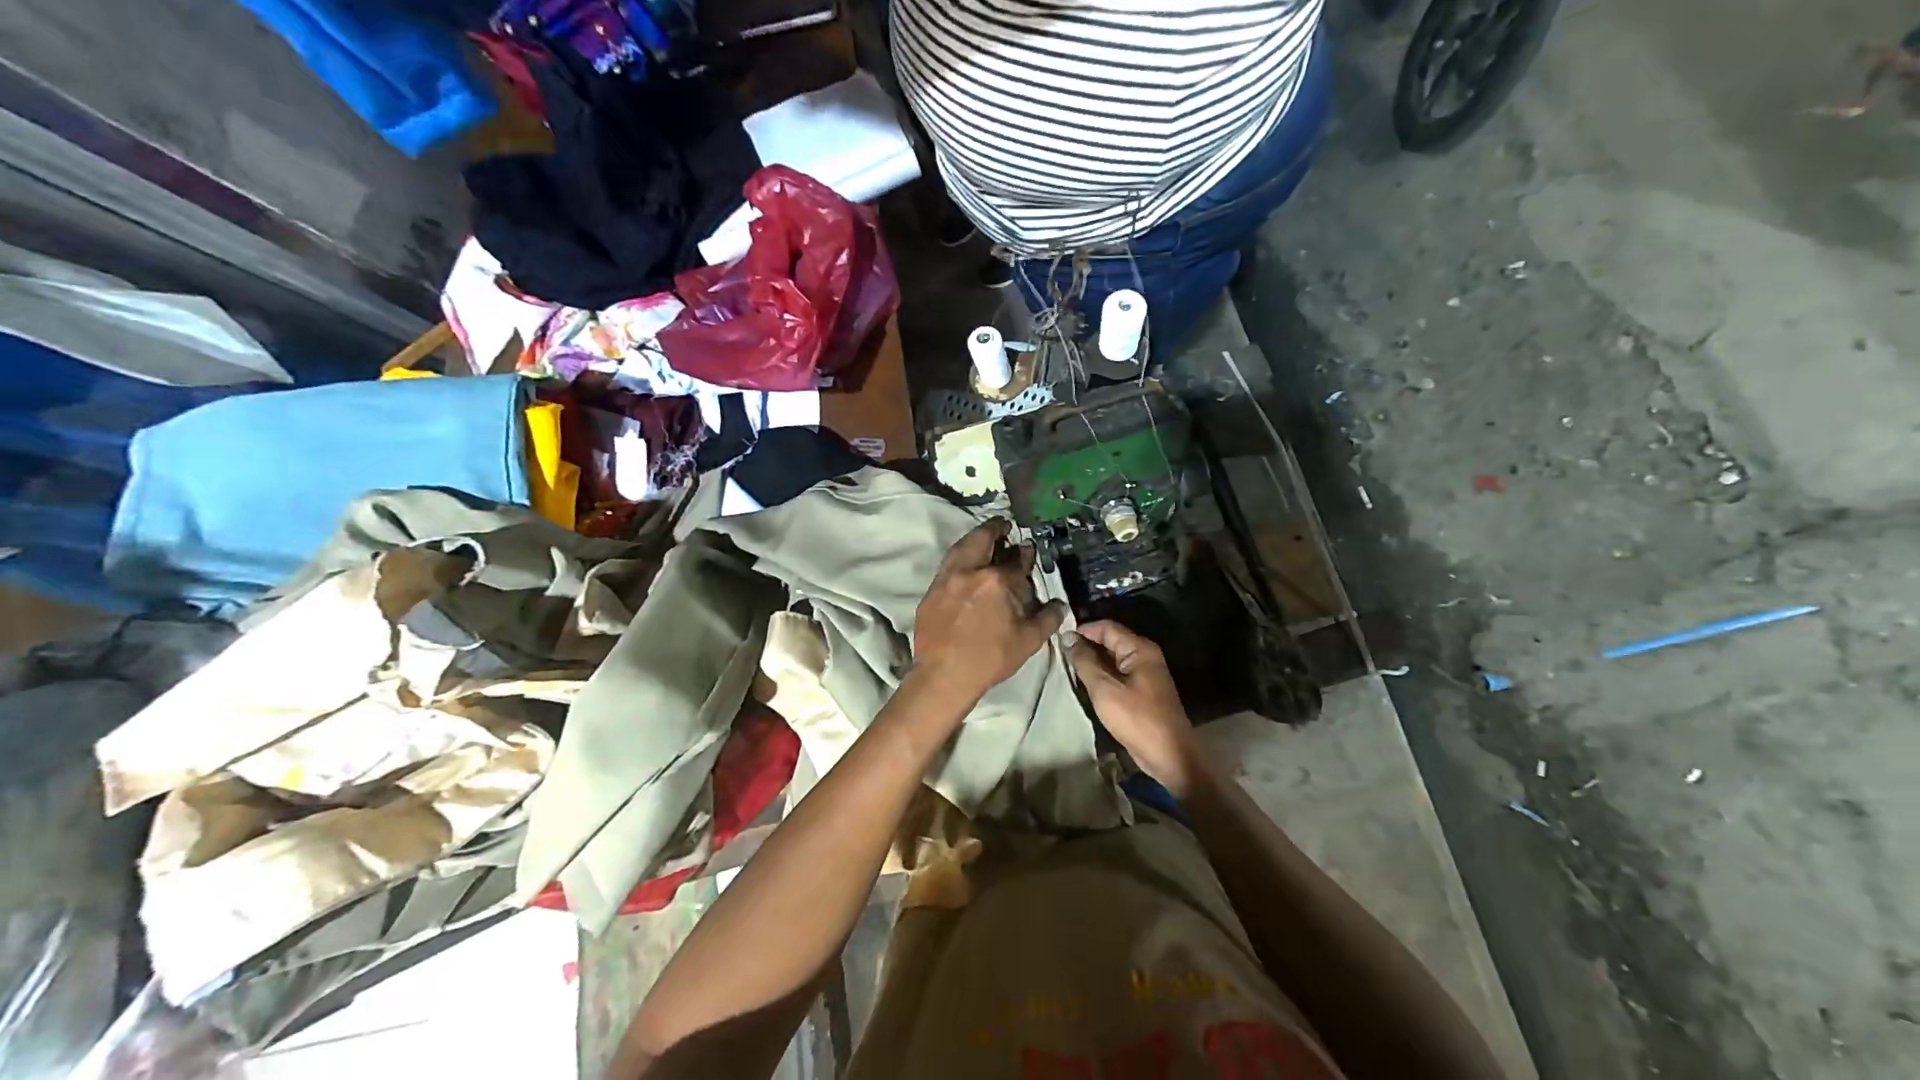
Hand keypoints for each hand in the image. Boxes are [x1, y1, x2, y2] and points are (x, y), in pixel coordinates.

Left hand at [911, 518, 1065, 707]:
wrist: (945, 674)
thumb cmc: (990, 658)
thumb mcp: (1028, 641)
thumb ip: (1047, 618)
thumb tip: (1060, 605)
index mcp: (998, 581)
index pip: (1017, 560)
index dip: (1025, 552)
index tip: (1027, 548)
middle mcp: (971, 571)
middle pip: (982, 539)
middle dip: (995, 528)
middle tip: (1003, 525)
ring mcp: (947, 579)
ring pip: (961, 547)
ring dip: (974, 539)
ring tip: (984, 538)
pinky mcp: (931, 591)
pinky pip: (947, 565)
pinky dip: (959, 558)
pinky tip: (964, 565)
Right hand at [1070, 620, 1201, 796]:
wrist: (1168, 755)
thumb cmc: (1137, 719)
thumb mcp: (1105, 689)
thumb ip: (1085, 661)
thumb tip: (1069, 638)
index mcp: (1139, 649)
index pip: (1107, 627)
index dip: (1082, 629)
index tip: (1057, 636)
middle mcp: (1144, 656)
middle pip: (1110, 640)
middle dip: (1085, 644)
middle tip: (1057, 651)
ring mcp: (1144, 673)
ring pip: (1111, 658)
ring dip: (1091, 660)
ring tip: (1065, 664)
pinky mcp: (1141, 690)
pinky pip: (1116, 673)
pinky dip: (1100, 674)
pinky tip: (1082, 681)